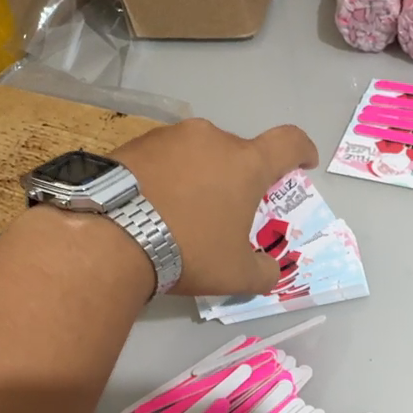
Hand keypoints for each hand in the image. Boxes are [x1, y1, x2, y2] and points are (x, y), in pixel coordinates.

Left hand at [108, 118, 318, 296]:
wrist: (109, 237)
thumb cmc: (190, 250)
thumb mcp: (238, 274)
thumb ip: (264, 271)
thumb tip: (269, 270)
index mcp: (246, 164)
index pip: (288, 142)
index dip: (302, 150)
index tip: (303, 163)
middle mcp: (211, 139)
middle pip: (239, 152)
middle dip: (240, 178)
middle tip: (230, 212)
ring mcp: (169, 137)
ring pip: (199, 154)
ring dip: (202, 177)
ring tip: (186, 214)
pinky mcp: (133, 144)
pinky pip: (164, 160)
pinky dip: (169, 179)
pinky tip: (156, 208)